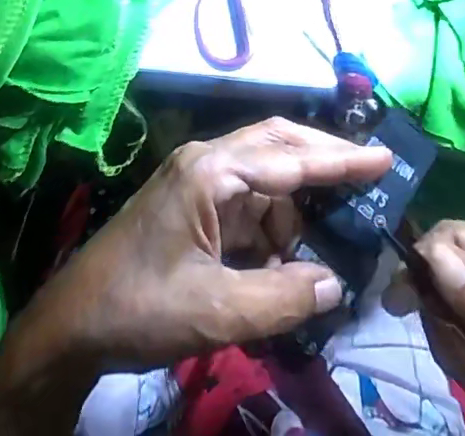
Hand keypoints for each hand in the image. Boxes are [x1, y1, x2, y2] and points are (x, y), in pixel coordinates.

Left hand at [0, 118, 391, 434]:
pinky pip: (248, 202)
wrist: (77, 319)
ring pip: (265, 177)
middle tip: (374, 177)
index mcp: (208, 172)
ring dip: (299, 204)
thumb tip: (335, 281)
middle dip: (323, 160)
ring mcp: (196, 182)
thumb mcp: (218, 311)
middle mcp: (204, 164)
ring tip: (337, 237)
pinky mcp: (193, 205)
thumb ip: (284, 296)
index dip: (340, 161)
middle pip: (276, 146)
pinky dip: (276, 224)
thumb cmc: (142, 306)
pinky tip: (292, 255)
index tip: (387, 158)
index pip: (288, 158)